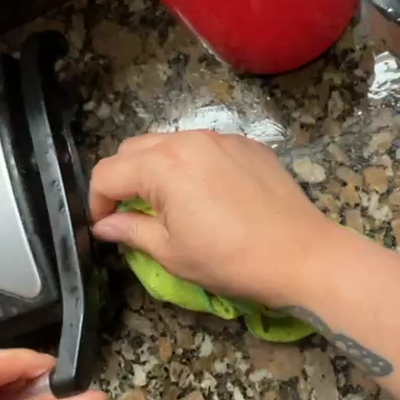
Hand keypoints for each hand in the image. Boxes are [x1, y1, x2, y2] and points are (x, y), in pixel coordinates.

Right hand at [88, 130, 344, 304]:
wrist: (302, 255)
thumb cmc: (232, 260)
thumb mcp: (173, 253)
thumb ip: (131, 232)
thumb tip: (104, 226)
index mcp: (163, 165)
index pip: (107, 173)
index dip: (97, 202)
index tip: (104, 226)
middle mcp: (190, 140)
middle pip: (135, 150)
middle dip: (123, 180)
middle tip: (132, 215)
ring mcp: (223, 138)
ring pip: (170, 144)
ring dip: (157, 169)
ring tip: (169, 205)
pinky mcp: (249, 145)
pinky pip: (206, 147)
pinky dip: (194, 166)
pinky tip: (208, 196)